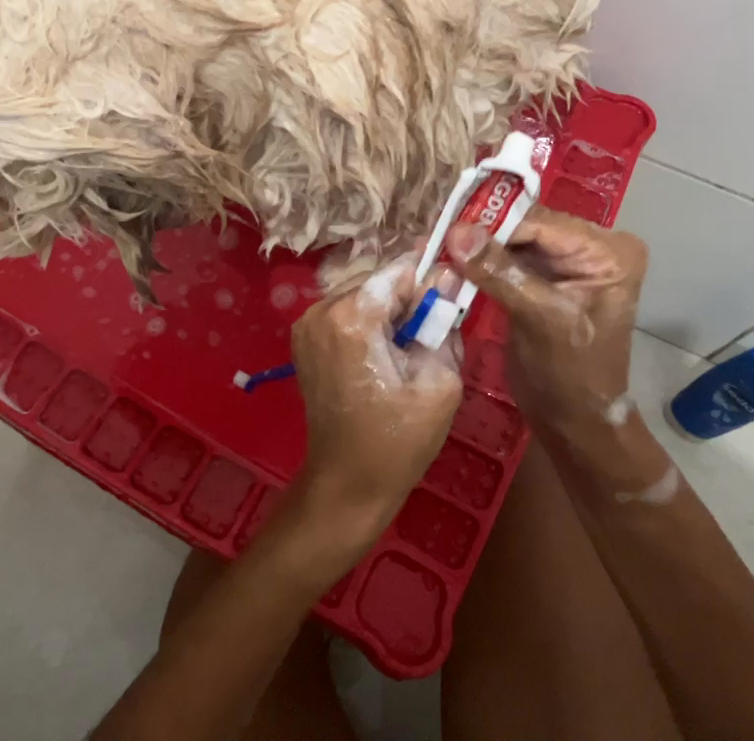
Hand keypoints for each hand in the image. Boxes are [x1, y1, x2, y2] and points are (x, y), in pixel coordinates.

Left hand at [289, 252, 462, 529]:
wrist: (347, 483)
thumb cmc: (398, 440)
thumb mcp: (439, 382)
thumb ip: (444, 322)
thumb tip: (448, 277)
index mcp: (352, 316)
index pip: (400, 270)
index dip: (430, 284)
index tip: (448, 308)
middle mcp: (321, 309)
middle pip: (379, 282)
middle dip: (408, 302)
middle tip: (429, 340)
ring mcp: (306, 324)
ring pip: (363, 296)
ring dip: (388, 315)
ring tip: (406, 355)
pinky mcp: (304, 340)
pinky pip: (345, 314)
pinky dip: (368, 326)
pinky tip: (382, 360)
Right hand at [445, 209, 647, 433]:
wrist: (573, 422)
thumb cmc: (570, 376)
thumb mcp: (540, 320)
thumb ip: (502, 273)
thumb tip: (458, 232)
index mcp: (608, 252)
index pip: (541, 222)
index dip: (493, 222)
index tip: (446, 226)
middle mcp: (591, 247)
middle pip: (525, 226)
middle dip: (480, 233)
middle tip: (434, 236)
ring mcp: (566, 262)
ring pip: (510, 240)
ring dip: (474, 246)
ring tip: (434, 246)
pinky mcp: (541, 278)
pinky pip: (505, 258)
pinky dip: (477, 263)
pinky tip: (448, 262)